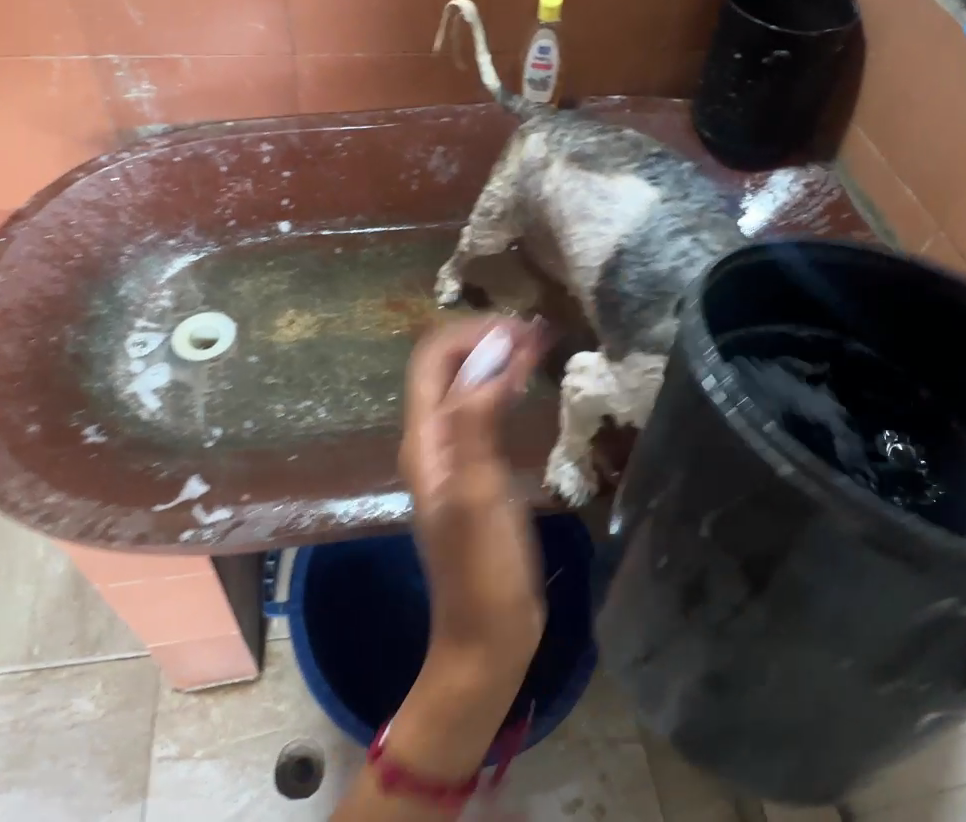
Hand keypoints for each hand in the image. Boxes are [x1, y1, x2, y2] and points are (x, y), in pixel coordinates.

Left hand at [400, 315, 548, 675]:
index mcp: (425, 440)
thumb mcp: (478, 494)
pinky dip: (505, 389)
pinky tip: (531, 389)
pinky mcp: (477, 474)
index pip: (433, 360)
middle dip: (486, 339)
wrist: (486, 635)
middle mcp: (433, 441)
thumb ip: (476, 422)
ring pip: (466, 388)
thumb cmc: (483, 571)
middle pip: (447, 368)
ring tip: (540, 347)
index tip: (523, 329)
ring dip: (496, 360)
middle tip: (538, 332)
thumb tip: (493, 354)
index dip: (473, 333)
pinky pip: (484, 413)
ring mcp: (455, 458)